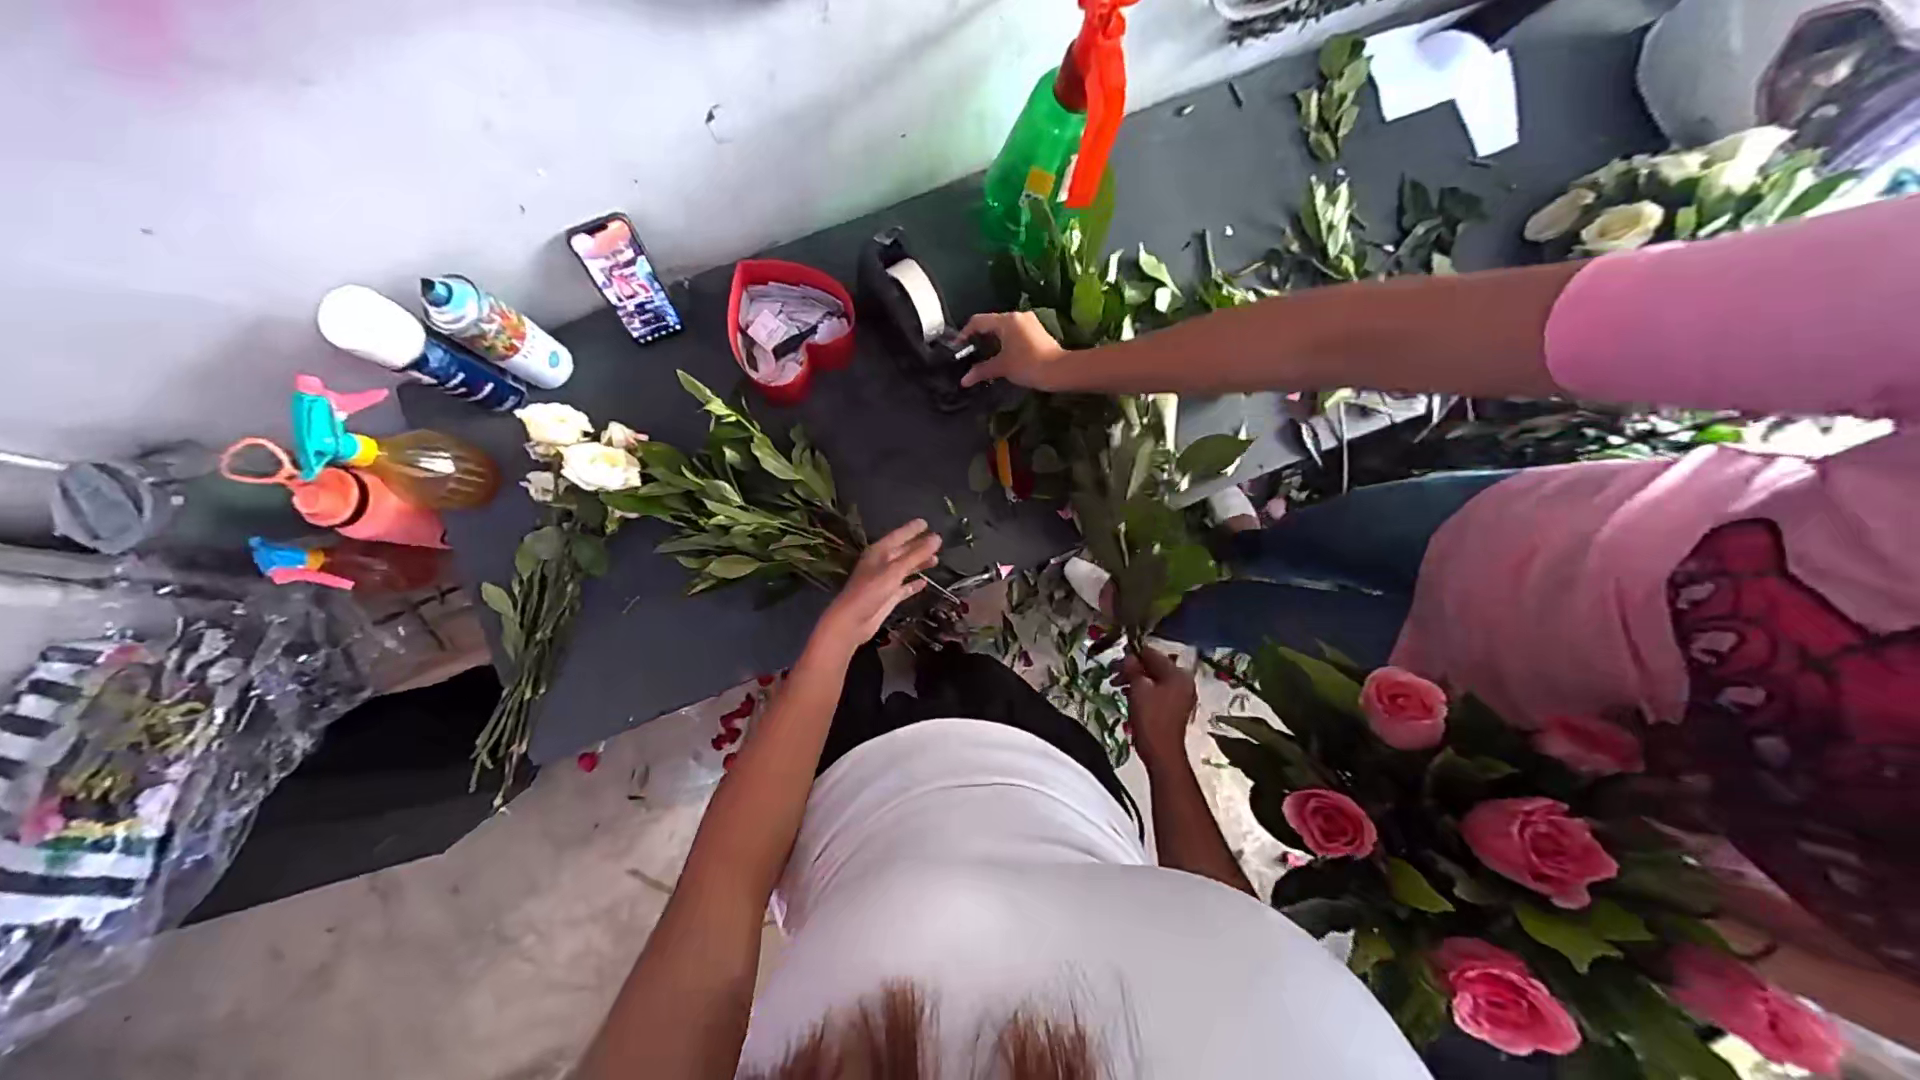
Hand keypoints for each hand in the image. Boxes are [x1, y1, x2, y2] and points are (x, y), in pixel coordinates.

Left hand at [812, 519, 942, 655]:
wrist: (853, 620)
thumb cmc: (871, 590)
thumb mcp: (895, 570)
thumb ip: (917, 554)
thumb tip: (937, 538)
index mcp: (879, 552)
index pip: (899, 535)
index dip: (912, 529)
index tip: (926, 522)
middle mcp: (881, 563)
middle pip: (903, 551)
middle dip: (918, 546)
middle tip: (937, 540)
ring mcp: (884, 580)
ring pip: (905, 568)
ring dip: (919, 564)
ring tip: (936, 560)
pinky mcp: (888, 596)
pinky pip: (904, 587)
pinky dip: (913, 584)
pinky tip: (924, 583)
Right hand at [958, 311, 1071, 389]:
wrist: (1059, 370)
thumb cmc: (1028, 364)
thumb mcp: (1002, 367)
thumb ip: (981, 371)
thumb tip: (964, 380)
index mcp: (1006, 320)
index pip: (978, 321)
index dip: (965, 333)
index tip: (958, 347)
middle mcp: (1017, 316)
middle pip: (991, 323)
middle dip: (979, 337)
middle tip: (970, 353)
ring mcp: (1029, 322)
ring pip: (1003, 328)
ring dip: (992, 340)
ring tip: (983, 356)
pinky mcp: (1036, 331)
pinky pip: (1014, 333)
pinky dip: (1004, 342)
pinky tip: (1001, 356)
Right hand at [1119, 648, 1197, 762]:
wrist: (1161, 752)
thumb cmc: (1150, 718)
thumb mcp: (1138, 688)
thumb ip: (1133, 668)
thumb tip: (1128, 656)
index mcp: (1177, 674)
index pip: (1153, 654)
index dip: (1132, 654)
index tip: (1115, 658)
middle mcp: (1183, 681)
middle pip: (1154, 667)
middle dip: (1132, 669)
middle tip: (1113, 673)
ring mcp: (1181, 695)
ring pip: (1155, 679)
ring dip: (1135, 680)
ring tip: (1117, 685)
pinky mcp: (1175, 708)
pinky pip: (1158, 691)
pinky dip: (1143, 690)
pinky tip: (1129, 695)